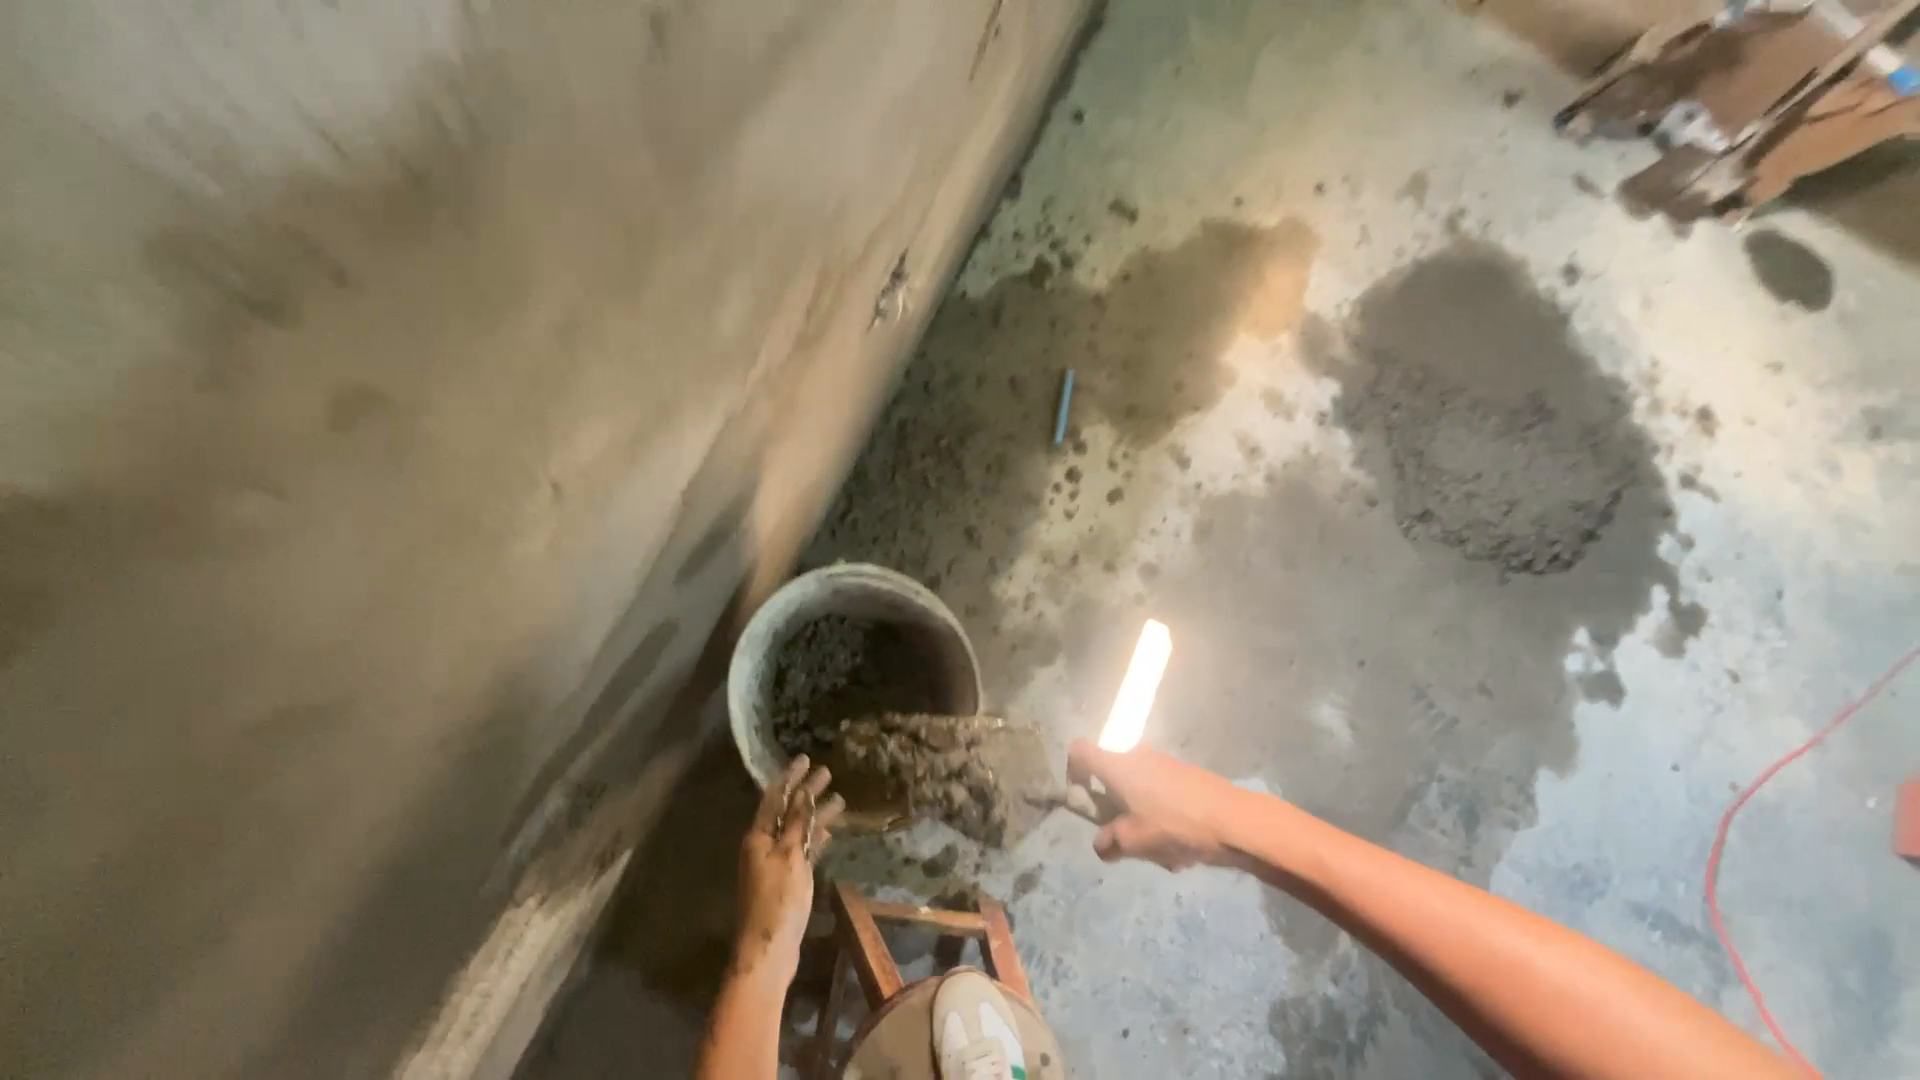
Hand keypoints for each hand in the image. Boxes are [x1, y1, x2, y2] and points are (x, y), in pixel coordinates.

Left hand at [735, 755, 844, 975]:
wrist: (768, 951)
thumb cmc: (777, 901)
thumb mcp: (789, 858)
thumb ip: (797, 824)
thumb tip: (803, 793)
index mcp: (758, 836)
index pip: (775, 797)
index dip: (791, 777)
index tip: (805, 758)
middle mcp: (763, 845)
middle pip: (787, 811)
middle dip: (806, 791)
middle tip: (826, 771)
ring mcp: (775, 863)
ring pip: (797, 830)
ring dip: (814, 814)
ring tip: (838, 798)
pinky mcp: (787, 880)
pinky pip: (802, 849)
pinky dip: (814, 838)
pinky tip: (829, 832)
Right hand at [1067, 740, 1237, 870]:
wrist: (1232, 820)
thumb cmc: (1172, 825)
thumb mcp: (1133, 842)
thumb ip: (1109, 842)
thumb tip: (1101, 843)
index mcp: (1117, 766)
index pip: (1079, 750)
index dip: (1072, 771)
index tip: (1082, 797)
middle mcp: (1137, 756)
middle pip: (1112, 776)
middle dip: (1114, 807)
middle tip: (1124, 836)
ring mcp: (1164, 763)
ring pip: (1139, 791)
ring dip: (1141, 818)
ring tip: (1161, 852)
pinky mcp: (1185, 775)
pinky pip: (1162, 795)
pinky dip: (1163, 818)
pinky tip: (1182, 849)